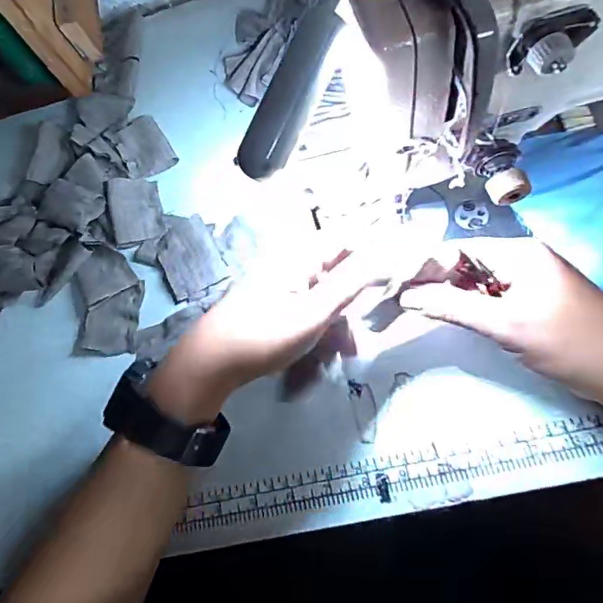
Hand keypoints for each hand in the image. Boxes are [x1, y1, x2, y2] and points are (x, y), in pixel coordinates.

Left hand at [149, 246, 383, 422]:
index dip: (372, 254)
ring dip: (337, 324)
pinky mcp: (272, 306)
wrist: (210, 362)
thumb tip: (384, 258)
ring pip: (323, 298)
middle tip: (363, 331)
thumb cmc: (265, 334)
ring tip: (343, 355)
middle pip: (336, 273)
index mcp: (301, 257)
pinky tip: (321, 356)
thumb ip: (351, 283)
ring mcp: (280, 286)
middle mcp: (291, 265)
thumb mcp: (315, 312)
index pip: (346, 240)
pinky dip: (318, 330)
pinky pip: (306, 312)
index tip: (391, 277)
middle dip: (353, 303)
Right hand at [396, 238, 602, 447]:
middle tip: (405, 303)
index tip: (396, 287)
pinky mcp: (540, 300)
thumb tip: (409, 295)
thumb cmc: (566, 343)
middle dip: (438, 280)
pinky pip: (498, 295)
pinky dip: (478, 306)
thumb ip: (454, 307)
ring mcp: (534, 279)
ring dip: (456, 294)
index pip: (459, 248)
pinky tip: (461, 320)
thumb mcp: (506, 325)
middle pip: (469, 261)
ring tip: (424, 312)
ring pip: (482, 280)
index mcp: (520, 252)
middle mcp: (526, 257)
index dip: (426, 266)